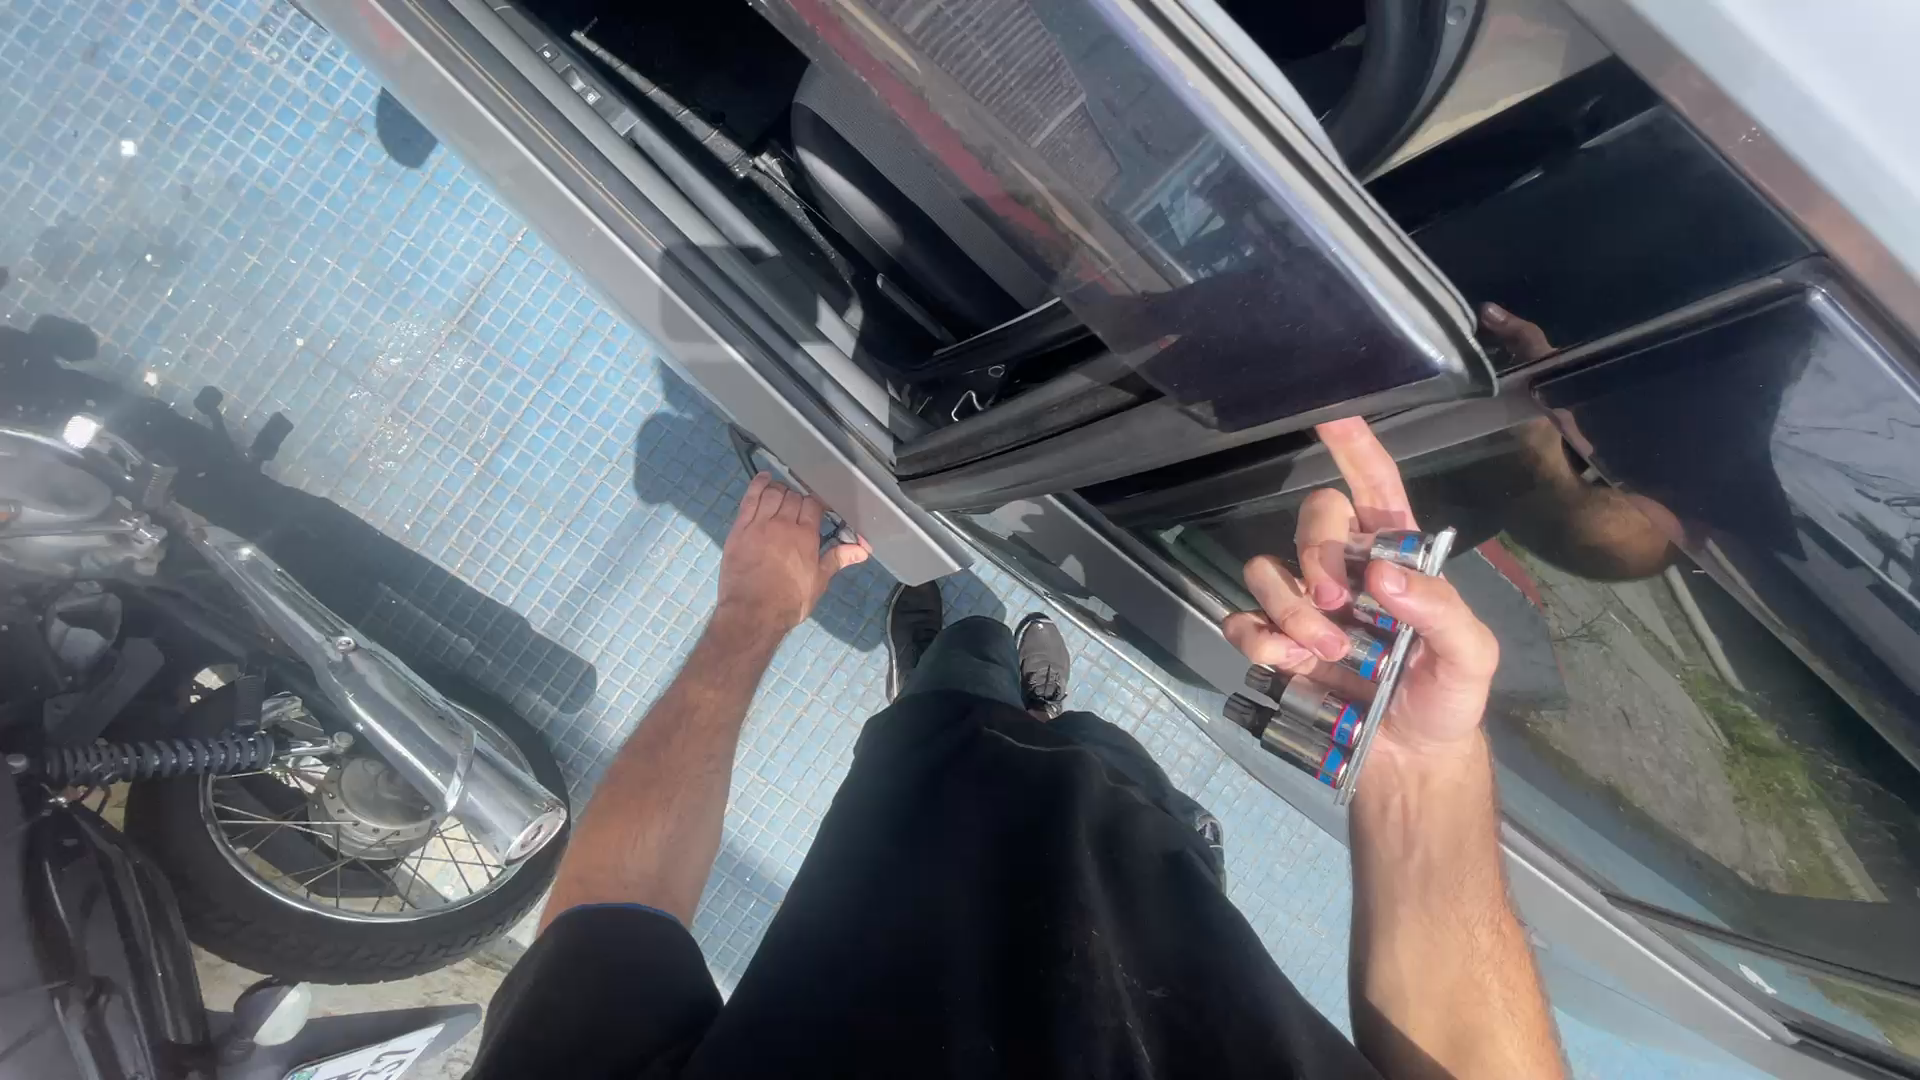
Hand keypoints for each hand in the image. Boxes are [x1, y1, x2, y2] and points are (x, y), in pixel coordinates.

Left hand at [716, 473, 870, 634]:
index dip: (817, 503)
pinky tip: (763, 479)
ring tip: (783, 494)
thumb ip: (838, 558)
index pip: (813, 505)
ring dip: (780, 490)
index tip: (818, 507)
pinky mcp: (739, 529)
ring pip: (772, 494)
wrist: (752, 614)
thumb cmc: (790, 601)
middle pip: (793, 497)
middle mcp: (783, 523)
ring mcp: (759, 524)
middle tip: (799, 506)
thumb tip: (863, 550)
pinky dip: (757, 486)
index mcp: (805, 536)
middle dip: (798, 498)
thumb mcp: (819, 581)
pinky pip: (749, 499)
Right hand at [1220, 417, 1497, 755]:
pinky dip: (1257, 639)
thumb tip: (1380, 575)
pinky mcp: (1269, 639)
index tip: (1333, 417)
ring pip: (1264, 568)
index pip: (1375, 490)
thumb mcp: (1471, 657)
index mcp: (1394, 558)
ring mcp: (1299, 604)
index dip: (1355, 450)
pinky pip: (1240, 619)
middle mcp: (1340, 569)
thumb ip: (1442, 611)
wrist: (1402, 755)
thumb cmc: (1445, 696)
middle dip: (1318, 555)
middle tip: (1336, 605)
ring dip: (1292, 610)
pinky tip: (1286, 661)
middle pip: (1310, 518)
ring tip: (1326, 652)